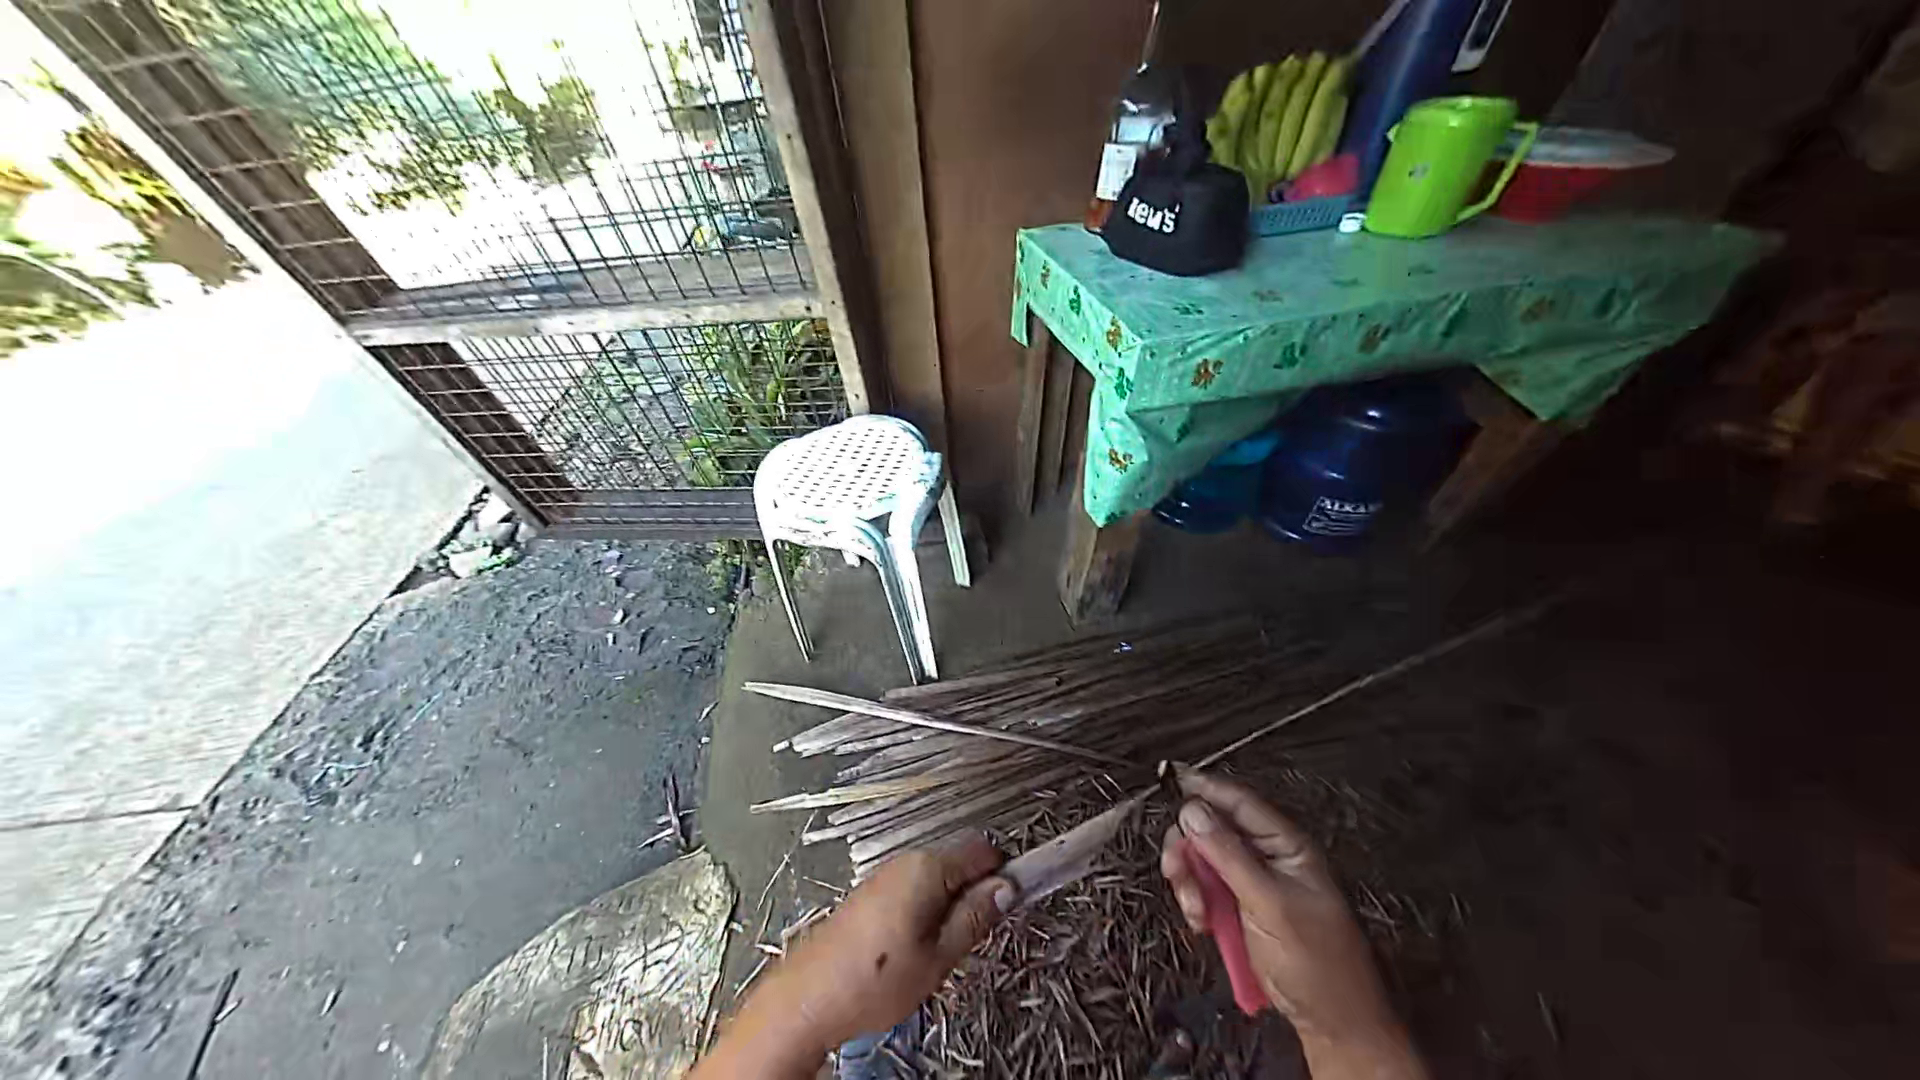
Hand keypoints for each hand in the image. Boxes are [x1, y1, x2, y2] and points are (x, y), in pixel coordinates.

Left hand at [698, 833, 1014, 1077]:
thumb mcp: (939, 956)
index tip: (1013, 899)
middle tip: (973, 936)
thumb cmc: (873, 980)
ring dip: (951, 902)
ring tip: (941, 949)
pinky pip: (916, 886)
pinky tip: (916, 946)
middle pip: (960, 861)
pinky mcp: (874, 891)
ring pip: (938, 876)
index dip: (1003, 873)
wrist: (809, 998)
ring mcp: (887, 874)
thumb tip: (1005, 889)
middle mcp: (907, 860)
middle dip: (975, 892)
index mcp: (927, 867)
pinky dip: (928, 907)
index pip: (983, 849)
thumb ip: (976, 917)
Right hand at [1161, 771, 1423, 1077]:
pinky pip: (1202, 887)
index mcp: (1285, 845)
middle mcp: (1265, 856)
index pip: (1238, 800)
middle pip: (1211, 827)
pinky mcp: (1237, 905)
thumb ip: (1229, 854)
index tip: (1172, 778)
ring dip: (1190, 880)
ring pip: (1200, 858)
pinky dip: (1194, 900)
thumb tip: (1194, 811)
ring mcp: (1250, 881)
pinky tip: (1203, 921)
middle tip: (1179, 868)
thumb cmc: (1322, 966)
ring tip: (1197, 908)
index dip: (1204, 787)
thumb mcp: (1270, 903)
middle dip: (1189, 847)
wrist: (1333, 1024)